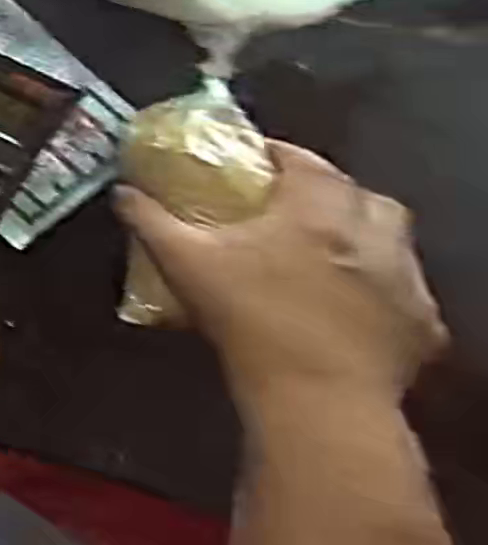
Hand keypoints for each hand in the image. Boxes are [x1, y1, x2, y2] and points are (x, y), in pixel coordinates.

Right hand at [115, 141, 447, 401]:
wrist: (313, 392)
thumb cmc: (242, 313)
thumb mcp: (177, 257)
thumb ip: (145, 216)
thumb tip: (122, 190)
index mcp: (315, 219)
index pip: (312, 166)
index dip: (283, 152)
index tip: (255, 152)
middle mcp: (372, 243)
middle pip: (368, 197)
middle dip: (331, 188)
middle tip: (287, 194)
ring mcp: (406, 285)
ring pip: (394, 239)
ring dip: (358, 228)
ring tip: (313, 238)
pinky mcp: (421, 324)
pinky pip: (403, 284)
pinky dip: (374, 274)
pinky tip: (339, 289)